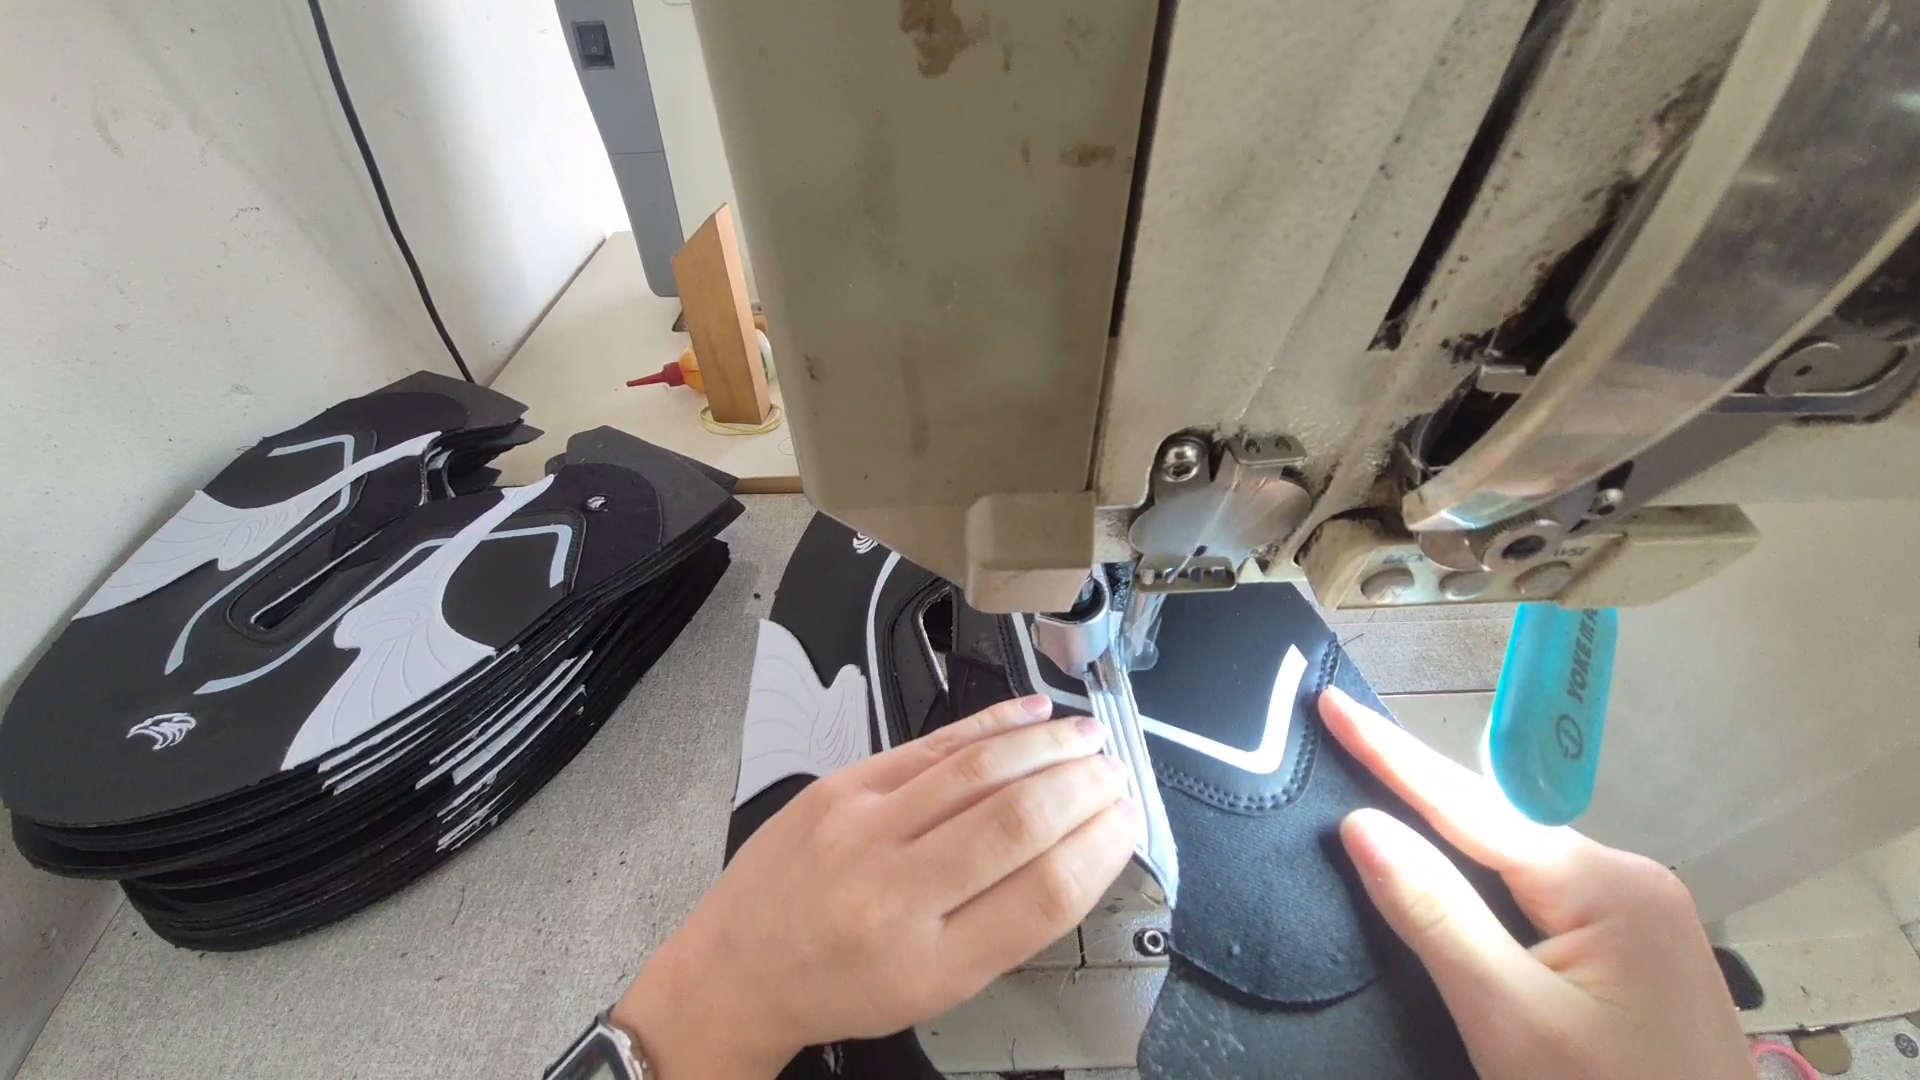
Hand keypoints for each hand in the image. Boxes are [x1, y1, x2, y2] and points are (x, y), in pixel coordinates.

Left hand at [613, 695, 1141, 1078]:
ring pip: (979, 769)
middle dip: (1083, 787)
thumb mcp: (934, 986)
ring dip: (1048, 746)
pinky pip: (934, 743)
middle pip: (1017, 821)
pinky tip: (1032, 715)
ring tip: (1089, 737)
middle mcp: (896, 891)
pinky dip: (993, 723)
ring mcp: (864, 825)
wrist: (740, 964)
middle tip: (1117, 772)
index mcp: (931, 962)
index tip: (1127, 820)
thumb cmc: (841, 984)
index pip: (1042, 894)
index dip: (1100, 848)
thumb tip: (1076, 846)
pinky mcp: (844, 783)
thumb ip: (1006, 920)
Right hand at [1321, 687, 1751, 1079]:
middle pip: (1490, 817)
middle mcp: (1627, 881)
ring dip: (1437, 818)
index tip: (1331, 702)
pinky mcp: (1624, 951)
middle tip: (1341, 727)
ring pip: (1506, 851)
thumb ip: (1433, 912)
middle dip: (1411, 774)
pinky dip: (1467, 864)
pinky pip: (1524, 884)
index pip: (1467, 801)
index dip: (1387, 749)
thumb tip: (1360, 823)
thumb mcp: (1511, 1020)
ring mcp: (1632, 916)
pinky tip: (1437, 853)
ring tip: (1372, 775)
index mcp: (1607, 885)